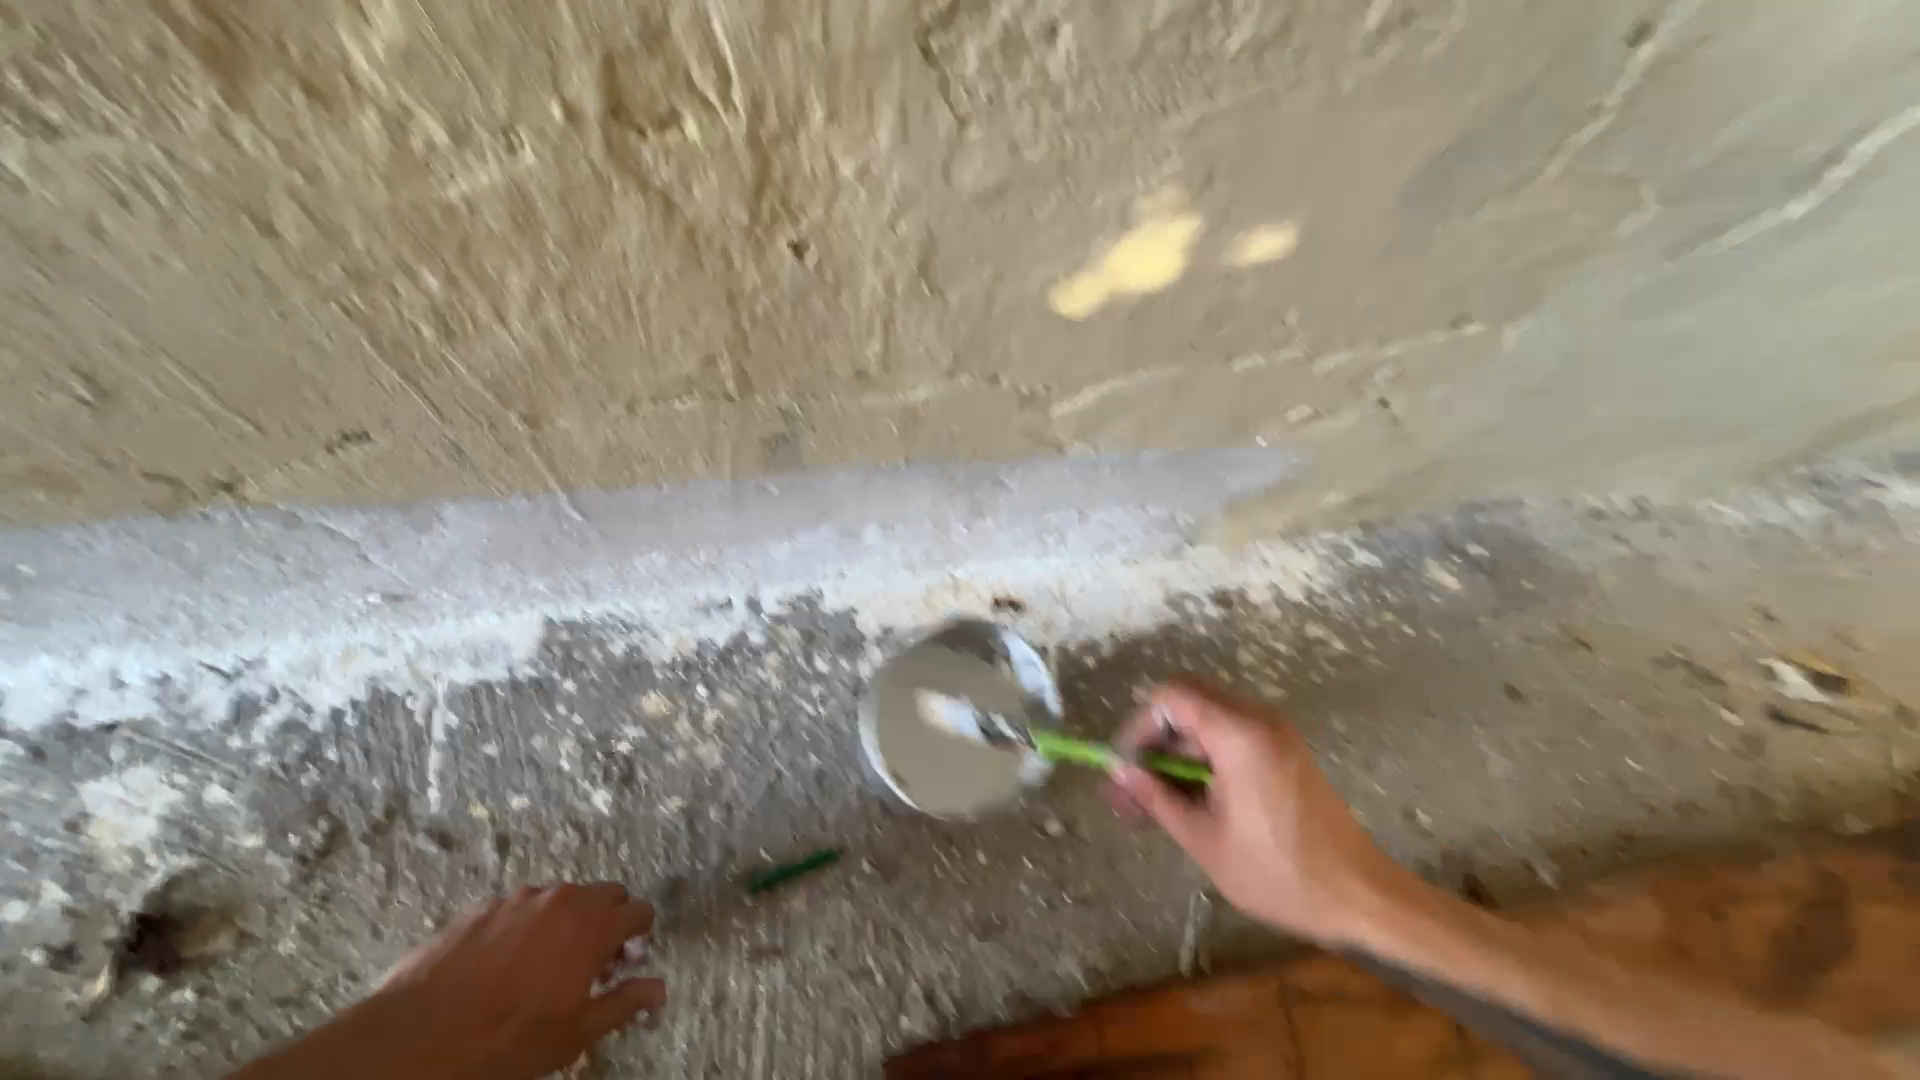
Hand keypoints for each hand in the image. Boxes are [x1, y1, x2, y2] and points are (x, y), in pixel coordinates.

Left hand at [373, 883, 665, 1079]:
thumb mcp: (575, 1033)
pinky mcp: (483, 907)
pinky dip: (526, 926)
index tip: (625, 961)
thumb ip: (623, 1003)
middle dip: (608, 920)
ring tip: (545, 963)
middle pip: (605, 894)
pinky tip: (504, 963)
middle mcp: (562, 899)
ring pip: (561, 898)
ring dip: (567, 920)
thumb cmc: (508, 1040)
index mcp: (593, 926)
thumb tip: (659, 989)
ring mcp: (520, 899)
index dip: (639, 935)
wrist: (417, 1038)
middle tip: (592, 962)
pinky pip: (520, 907)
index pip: (638, 910)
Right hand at [1108, 679, 1411, 944]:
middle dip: (1153, 743)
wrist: (1361, 897)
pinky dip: (1201, 761)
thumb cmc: (1280, 874)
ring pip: (1205, 722)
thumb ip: (1156, 798)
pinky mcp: (1283, 751)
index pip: (1171, 697)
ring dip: (1174, 756)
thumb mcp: (1204, 840)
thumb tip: (1119, 774)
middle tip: (1130, 791)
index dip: (1139, 726)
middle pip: (1186, 705)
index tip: (1124, 768)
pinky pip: (1229, 738)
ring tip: (1150, 806)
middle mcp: (1258, 720)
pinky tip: (1186, 802)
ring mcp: (1275, 733)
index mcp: (1239, 735)